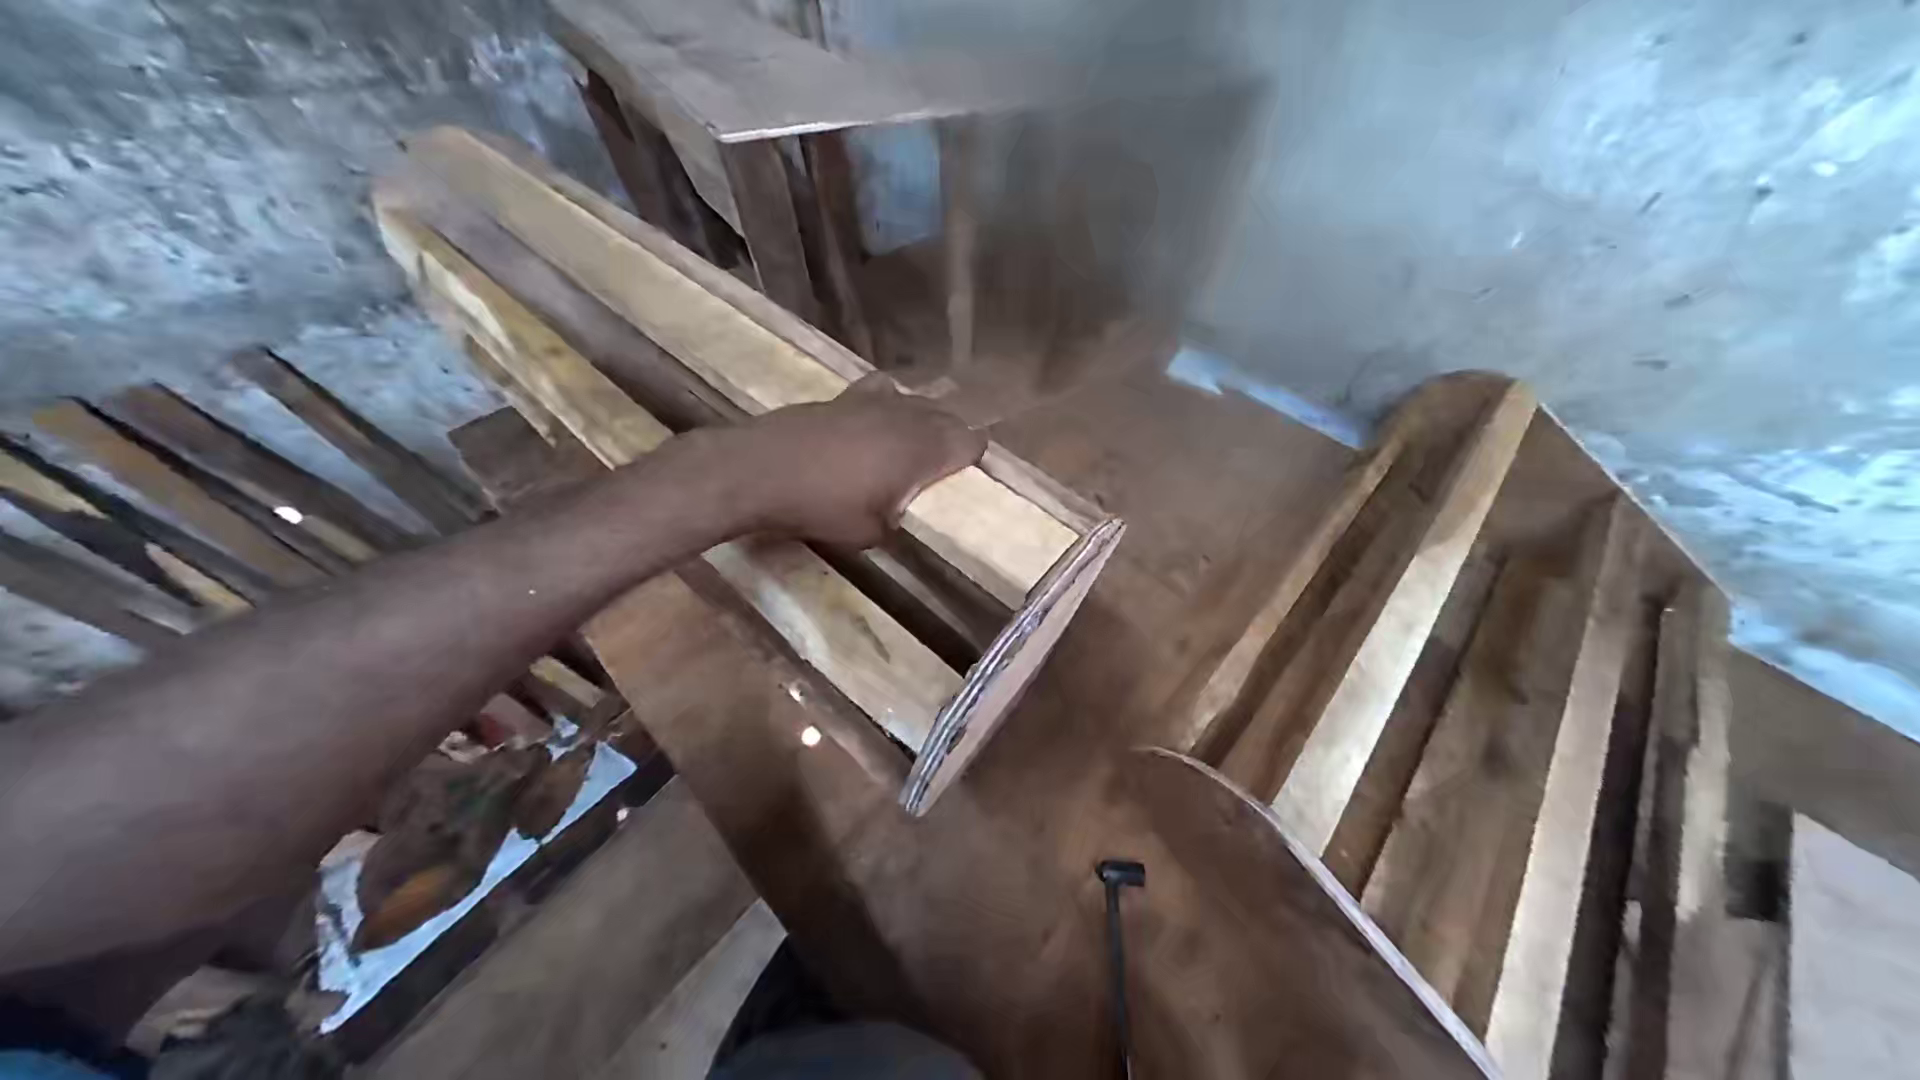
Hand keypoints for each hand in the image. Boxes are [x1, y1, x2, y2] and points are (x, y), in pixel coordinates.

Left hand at [715, 379, 985, 547]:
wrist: (761, 471)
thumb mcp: (871, 533)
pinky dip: (889, 403)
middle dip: (952, 439)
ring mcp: (876, 399)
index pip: (973, 441)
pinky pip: (883, 391)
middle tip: (940, 469)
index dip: (974, 459)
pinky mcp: (846, 394)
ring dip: (923, 421)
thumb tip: (897, 512)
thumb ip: (897, 519)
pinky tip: (876, 419)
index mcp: (925, 449)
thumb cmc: (823, 506)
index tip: (964, 479)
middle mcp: (909, 416)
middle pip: (950, 417)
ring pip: (918, 401)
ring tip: (911, 446)